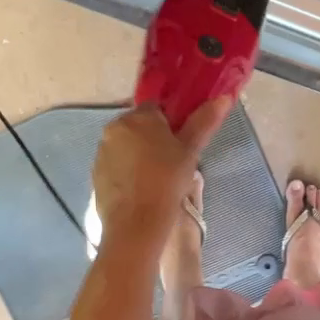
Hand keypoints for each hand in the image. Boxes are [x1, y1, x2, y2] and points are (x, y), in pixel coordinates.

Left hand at [90, 97, 230, 239]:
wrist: (136, 221)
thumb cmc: (168, 180)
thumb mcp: (191, 150)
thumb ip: (205, 121)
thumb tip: (224, 97)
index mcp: (139, 117)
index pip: (156, 108)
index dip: (170, 123)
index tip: (180, 142)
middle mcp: (115, 127)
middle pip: (138, 126)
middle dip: (153, 138)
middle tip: (171, 161)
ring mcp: (102, 150)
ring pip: (126, 145)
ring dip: (138, 153)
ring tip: (155, 178)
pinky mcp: (95, 172)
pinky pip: (115, 163)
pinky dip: (126, 170)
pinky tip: (140, 188)